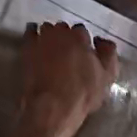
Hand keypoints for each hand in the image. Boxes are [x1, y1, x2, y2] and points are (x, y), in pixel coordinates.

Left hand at [10, 22, 115, 136]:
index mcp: (80, 37)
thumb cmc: (82, 93)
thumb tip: (101, 40)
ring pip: (47, 29)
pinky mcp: (27, 47)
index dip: (82, 42)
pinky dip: (34, 33)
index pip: (82, 31)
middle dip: (66, 37)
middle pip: (64, 28)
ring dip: (50, 35)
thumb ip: (108, 54)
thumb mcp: (106, 77)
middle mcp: (60, 32)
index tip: (82, 52)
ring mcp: (42, 38)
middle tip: (67, 53)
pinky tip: (36, 41)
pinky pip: (30, 31)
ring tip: (51, 49)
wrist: (52, 107)